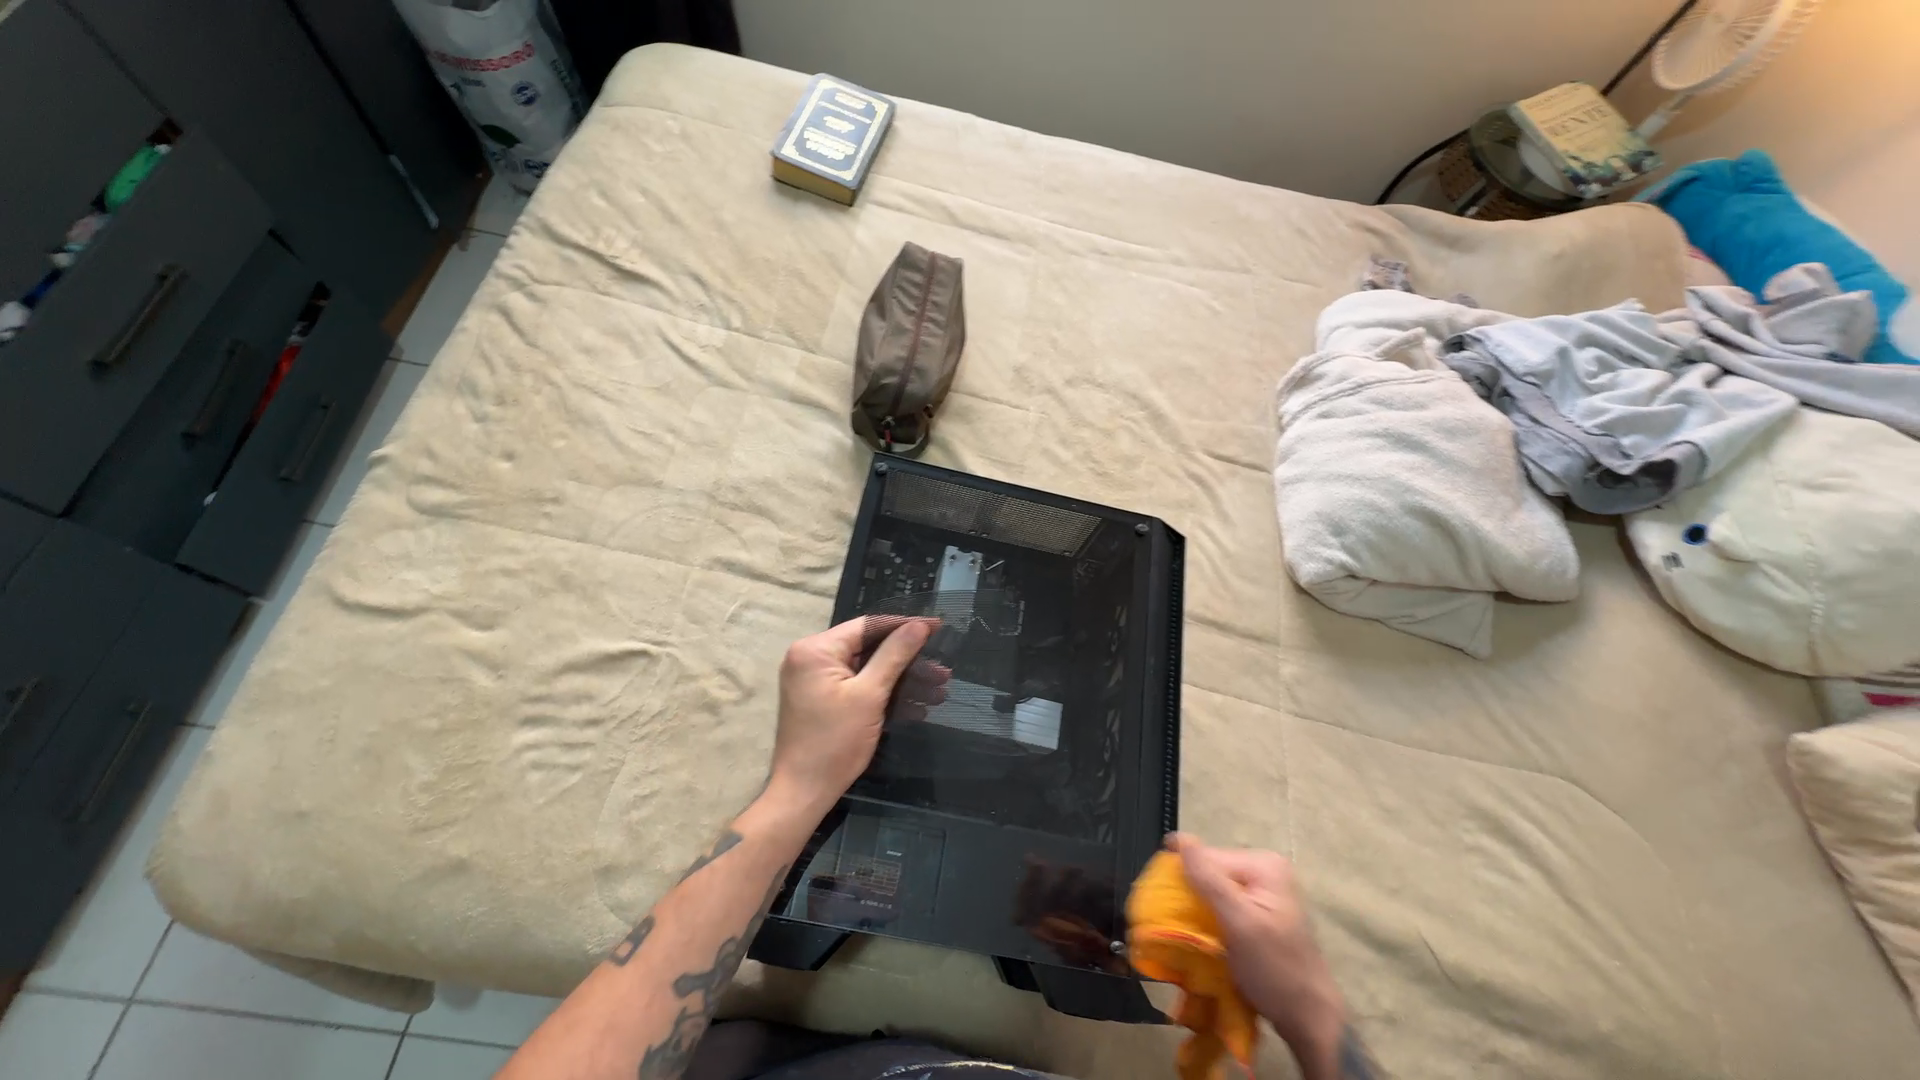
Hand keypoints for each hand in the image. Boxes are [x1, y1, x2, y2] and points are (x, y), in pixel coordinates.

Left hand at [767, 616, 945, 811]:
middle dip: (909, 660)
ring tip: (939, 691)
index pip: (867, 626)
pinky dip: (884, 694)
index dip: (904, 626)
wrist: (804, 791)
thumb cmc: (835, 741)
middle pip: (869, 648)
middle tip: (943, 670)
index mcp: (815, 650)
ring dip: (902, 680)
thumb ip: (895, 655)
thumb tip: (919, 625)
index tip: (937, 627)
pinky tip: (917, 707)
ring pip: (868, 669)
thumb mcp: (869, 695)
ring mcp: (815, 680)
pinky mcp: (822, 700)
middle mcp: (811, 658)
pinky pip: (858, 687)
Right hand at [1170, 834, 1352, 1079]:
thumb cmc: (1276, 970)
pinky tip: (1203, 936)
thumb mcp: (1240, 923)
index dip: (1184, 878)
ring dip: (1197, 908)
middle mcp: (1264, 870)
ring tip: (1185, 930)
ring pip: (1213, 889)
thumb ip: (1210, 880)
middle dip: (1190, 893)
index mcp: (1263, 864)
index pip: (1207, 857)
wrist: (1308, 1018)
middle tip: (1175, 921)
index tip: (1162, 903)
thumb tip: (1180, 839)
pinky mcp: (1259, 913)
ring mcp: (1263, 892)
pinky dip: (1209, 918)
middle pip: (1209, 871)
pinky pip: (1222, 904)